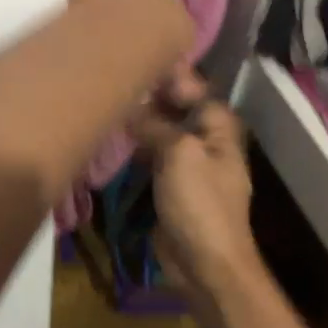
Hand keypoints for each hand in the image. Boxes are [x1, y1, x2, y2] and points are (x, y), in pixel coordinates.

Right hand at [128, 68, 260, 299]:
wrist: (205, 264)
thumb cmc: (200, 203)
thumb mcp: (179, 153)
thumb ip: (157, 124)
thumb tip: (133, 109)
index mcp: (219, 128)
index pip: (195, 89)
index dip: (170, 76)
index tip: (136, 63)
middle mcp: (207, 141)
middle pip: (177, 109)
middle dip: (151, 98)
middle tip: (114, 84)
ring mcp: (189, 165)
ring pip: (162, 133)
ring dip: (141, 124)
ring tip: (109, 106)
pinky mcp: (172, 186)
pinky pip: (153, 157)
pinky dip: (137, 148)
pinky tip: (114, 140)